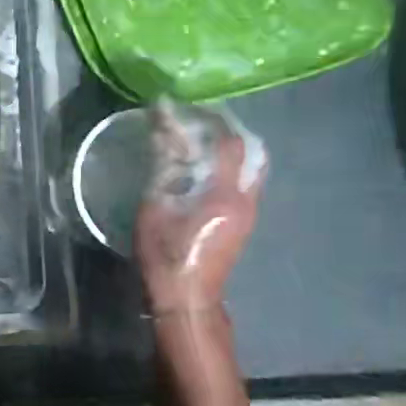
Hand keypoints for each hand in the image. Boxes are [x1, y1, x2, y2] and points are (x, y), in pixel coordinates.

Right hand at [133, 102, 264, 315]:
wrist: (187, 298)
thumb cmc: (166, 254)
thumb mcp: (155, 207)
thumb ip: (163, 166)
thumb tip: (163, 129)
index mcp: (225, 194)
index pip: (229, 143)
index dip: (210, 119)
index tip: (186, 106)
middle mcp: (246, 199)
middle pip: (250, 151)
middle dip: (227, 130)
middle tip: (199, 118)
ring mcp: (250, 211)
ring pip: (251, 165)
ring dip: (230, 146)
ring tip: (199, 137)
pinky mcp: (244, 220)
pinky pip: (245, 179)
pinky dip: (229, 164)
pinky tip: (204, 164)